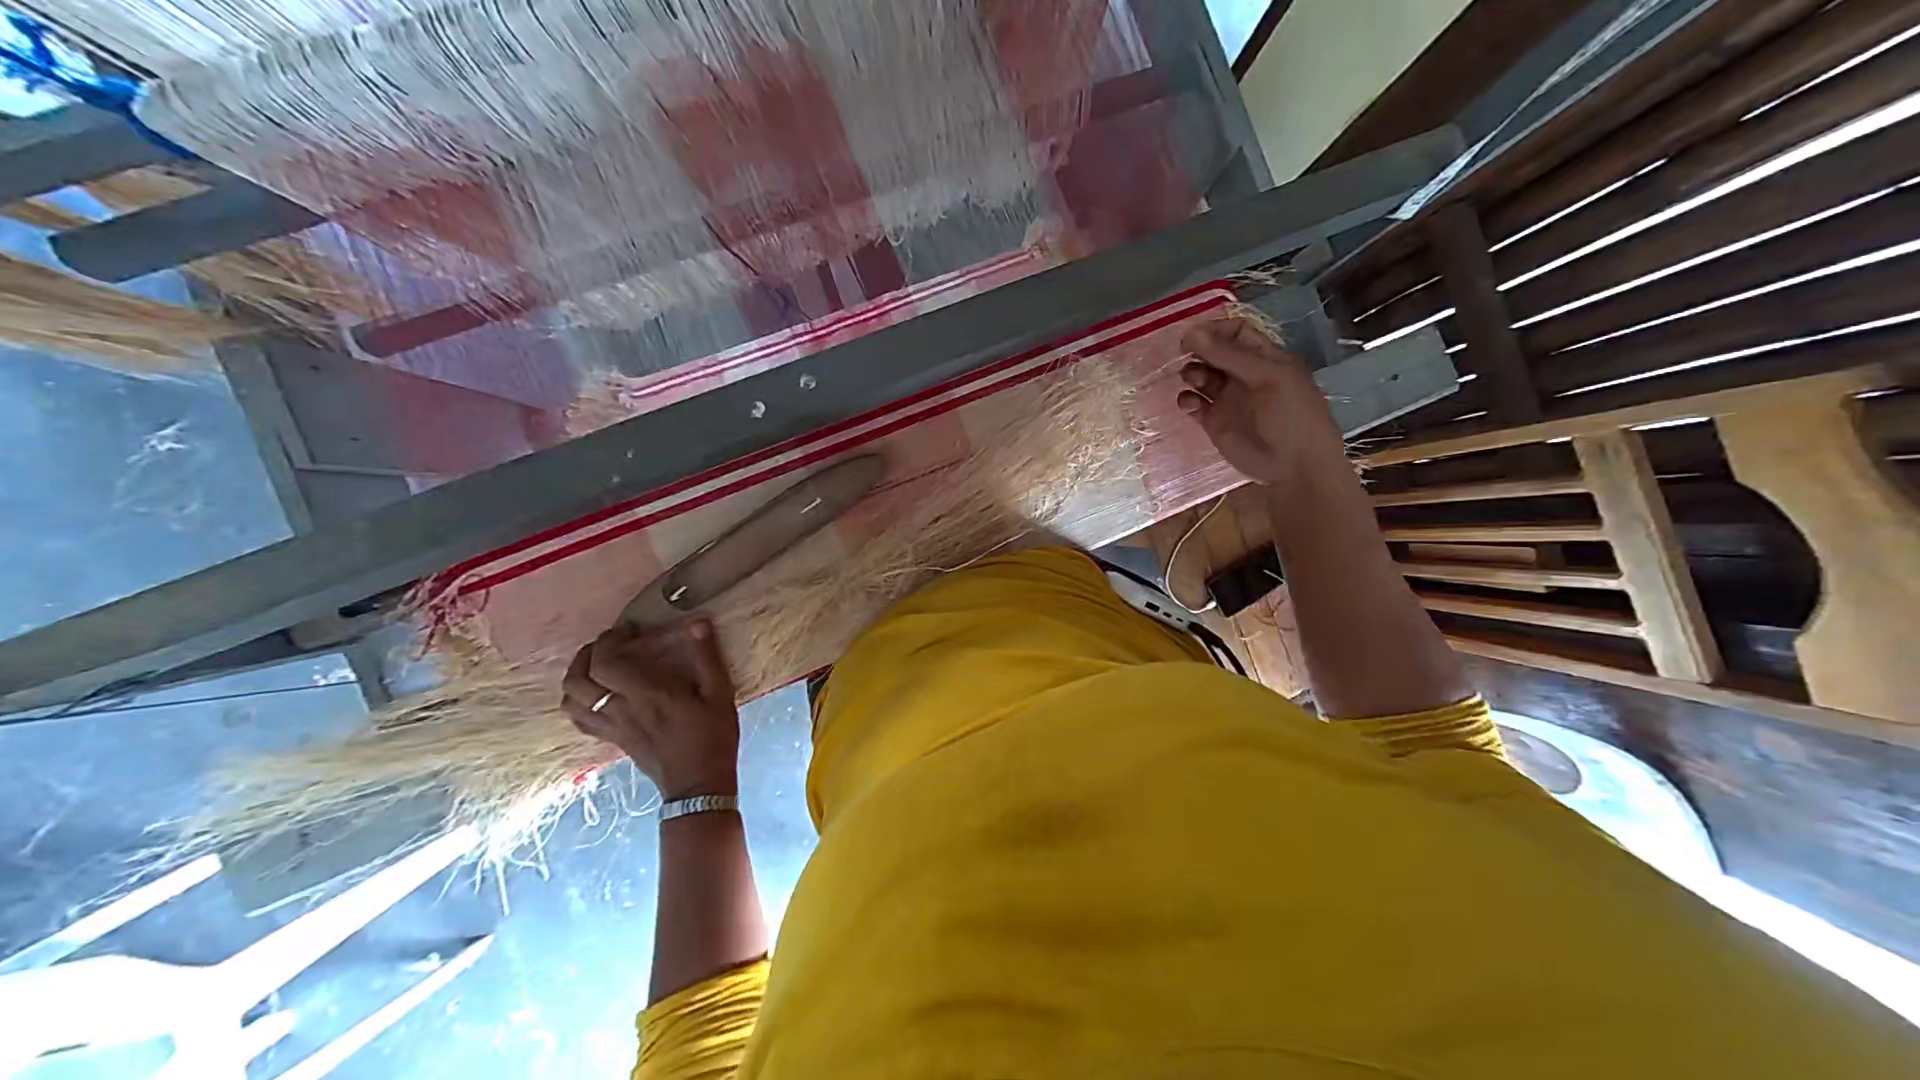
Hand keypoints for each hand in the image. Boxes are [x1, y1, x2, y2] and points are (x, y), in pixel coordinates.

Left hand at [562, 619, 739, 800]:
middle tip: (610, 643)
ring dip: (577, 676)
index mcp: (647, 695)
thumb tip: (698, 622)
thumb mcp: (720, 694)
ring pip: (571, 700)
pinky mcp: (613, 740)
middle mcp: (621, 710)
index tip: (630, 630)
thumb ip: (707, 657)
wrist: (698, 785)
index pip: (605, 663)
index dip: (609, 640)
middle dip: (587, 654)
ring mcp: (613, 727)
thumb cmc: (712, 737)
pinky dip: (578, 700)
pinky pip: (579, 719)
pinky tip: (596, 693)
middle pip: (577, 679)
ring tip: (598, 664)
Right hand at [1177, 318, 1348, 486]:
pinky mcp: (1214, 421)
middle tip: (1185, 355)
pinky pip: (1194, 404)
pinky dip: (1187, 401)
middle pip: (1214, 352)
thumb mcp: (1266, 377)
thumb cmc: (1290, 415)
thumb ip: (1228, 355)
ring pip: (1201, 376)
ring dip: (1191, 374)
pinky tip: (1190, 405)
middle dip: (1198, 351)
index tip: (1193, 335)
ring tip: (1193, 381)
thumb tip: (1190, 332)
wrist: (1294, 466)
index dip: (1215, 330)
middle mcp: (1244, 375)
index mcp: (1264, 358)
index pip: (1236, 332)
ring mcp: (1228, 398)